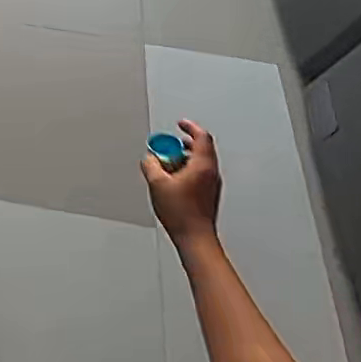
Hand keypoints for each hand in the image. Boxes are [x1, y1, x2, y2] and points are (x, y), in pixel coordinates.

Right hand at [141, 119, 221, 247]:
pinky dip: (187, 170)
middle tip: (167, 146)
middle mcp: (211, 173)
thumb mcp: (157, 184)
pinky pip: (199, 174)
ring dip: (184, 158)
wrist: (195, 238)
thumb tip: (149, 159)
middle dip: (183, 144)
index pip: (201, 136)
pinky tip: (172, 181)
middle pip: (201, 148)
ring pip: (200, 162)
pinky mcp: (209, 195)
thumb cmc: (183, 214)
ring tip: (166, 165)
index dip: (190, 127)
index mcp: (203, 165)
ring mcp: (211, 184)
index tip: (180, 124)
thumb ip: (151, 166)